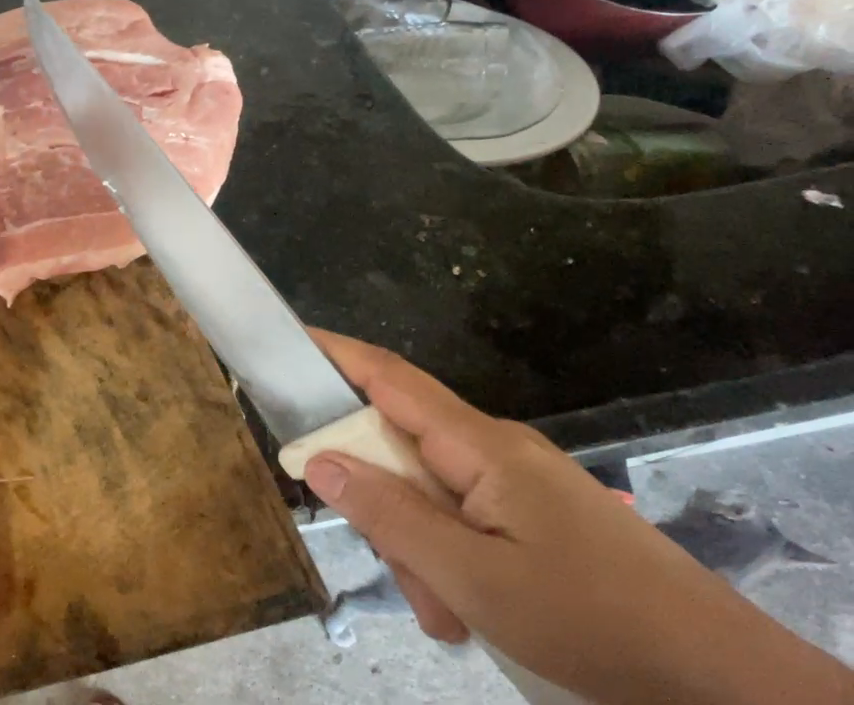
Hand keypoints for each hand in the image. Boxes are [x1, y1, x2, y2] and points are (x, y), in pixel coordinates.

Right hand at [302, 329, 853, 704]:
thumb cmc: (593, 617)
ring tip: (447, 613)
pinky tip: (470, 612)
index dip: (333, 353)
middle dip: (380, 506)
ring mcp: (521, 485)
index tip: (284, 340)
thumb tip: (318, 461)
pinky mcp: (540, 518)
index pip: (388, 378)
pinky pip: (465, 521)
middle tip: (393, 570)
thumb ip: (387, 515)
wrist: (726, 681)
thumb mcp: (471, 576)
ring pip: (430, 496)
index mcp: (481, 447)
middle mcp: (497, 451)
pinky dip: (451, 562)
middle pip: (400, 450)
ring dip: (420, 550)